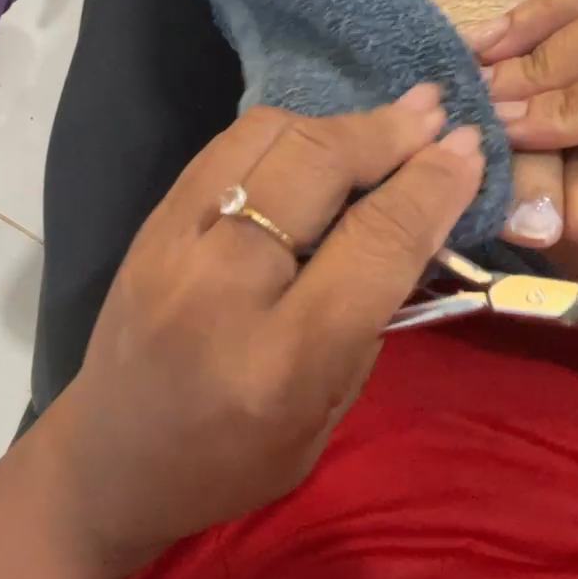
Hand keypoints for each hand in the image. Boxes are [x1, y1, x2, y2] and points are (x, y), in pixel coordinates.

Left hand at [33, 91, 484, 564]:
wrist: (109, 459)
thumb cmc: (228, 463)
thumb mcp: (324, 418)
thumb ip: (368, 318)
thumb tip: (411, 219)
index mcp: (280, 359)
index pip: (373, 243)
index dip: (431, 184)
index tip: (469, 148)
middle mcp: (221, 287)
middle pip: (314, 166)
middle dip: (386, 132)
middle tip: (433, 115)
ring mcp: (172, 244)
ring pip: (263, 137)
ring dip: (333, 123)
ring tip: (379, 127)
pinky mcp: (147, 223)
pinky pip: (223, 149)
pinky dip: (281, 133)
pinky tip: (313, 144)